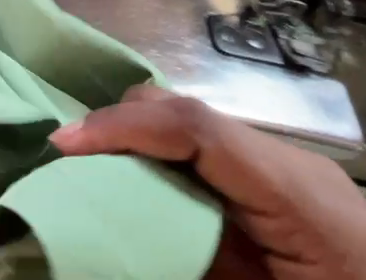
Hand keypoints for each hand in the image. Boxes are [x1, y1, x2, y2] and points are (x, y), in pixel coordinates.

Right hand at [50, 86, 365, 279]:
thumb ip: (187, 256)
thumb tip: (103, 230)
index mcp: (302, 200)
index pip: (197, 129)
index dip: (120, 127)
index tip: (63, 146)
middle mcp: (292, 165)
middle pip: (183, 110)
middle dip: (116, 125)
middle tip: (70, 160)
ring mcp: (285, 166)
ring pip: (184, 120)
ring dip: (131, 137)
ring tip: (91, 168)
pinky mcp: (273, 177)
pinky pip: (200, 146)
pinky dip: (156, 153)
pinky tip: (135, 181)